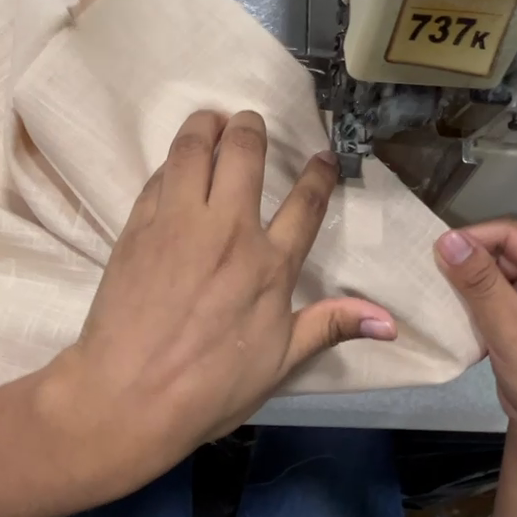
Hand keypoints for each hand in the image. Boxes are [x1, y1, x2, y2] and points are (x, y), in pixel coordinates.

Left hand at [42, 110, 396, 485]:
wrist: (126, 397)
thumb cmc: (209, 389)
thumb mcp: (278, 365)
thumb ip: (328, 327)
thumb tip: (390, 321)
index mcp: (269, 265)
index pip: (305, 203)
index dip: (317, 174)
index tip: (321, 157)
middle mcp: (227, 231)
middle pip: (243, 154)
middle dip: (251, 127)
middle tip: (250, 122)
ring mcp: (177, 224)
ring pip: (192, 150)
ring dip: (204, 125)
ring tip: (211, 119)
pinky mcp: (137, 228)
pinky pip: (158, 177)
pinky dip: (171, 162)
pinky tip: (174, 164)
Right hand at [434, 220, 516, 455]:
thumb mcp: (510, 326)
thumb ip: (478, 280)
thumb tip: (447, 238)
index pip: (511, 233)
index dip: (471, 239)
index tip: (431, 253)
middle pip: (504, 252)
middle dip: (468, 264)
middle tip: (428, 275)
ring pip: (498, 276)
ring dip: (469, 286)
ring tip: (434, 294)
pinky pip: (500, 298)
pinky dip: (477, 304)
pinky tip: (452, 315)